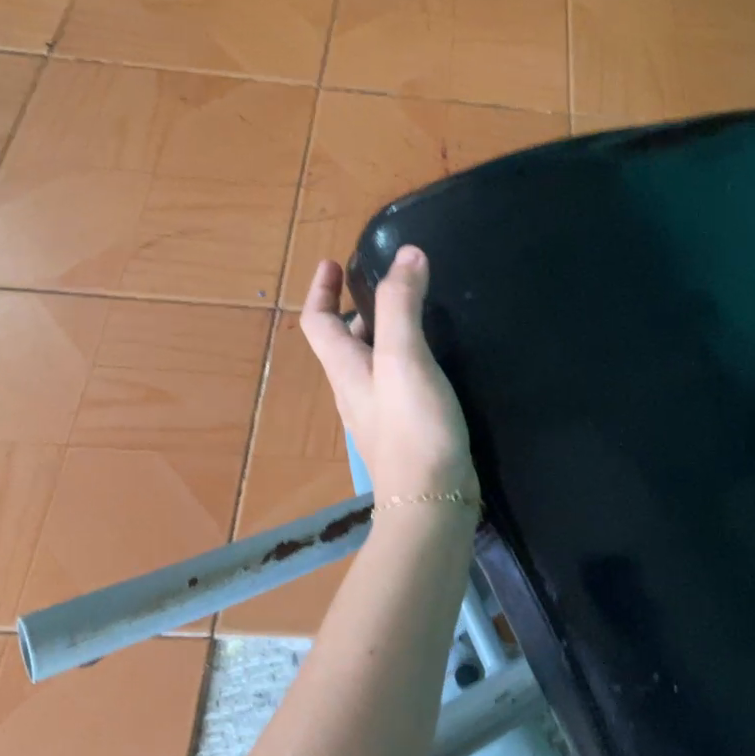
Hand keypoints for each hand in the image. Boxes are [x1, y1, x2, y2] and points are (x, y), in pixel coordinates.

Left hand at [300, 249, 478, 514]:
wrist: (432, 501)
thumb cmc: (412, 427)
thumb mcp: (403, 358)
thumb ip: (403, 305)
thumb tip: (407, 254)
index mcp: (345, 369)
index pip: (317, 321)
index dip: (321, 289)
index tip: (333, 262)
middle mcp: (355, 390)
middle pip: (344, 342)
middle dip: (356, 309)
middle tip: (385, 284)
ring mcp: (379, 414)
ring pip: (372, 363)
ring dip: (384, 334)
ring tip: (417, 313)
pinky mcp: (406, 430)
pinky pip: (397, 383)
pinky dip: (407, 360)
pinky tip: (436, 362)